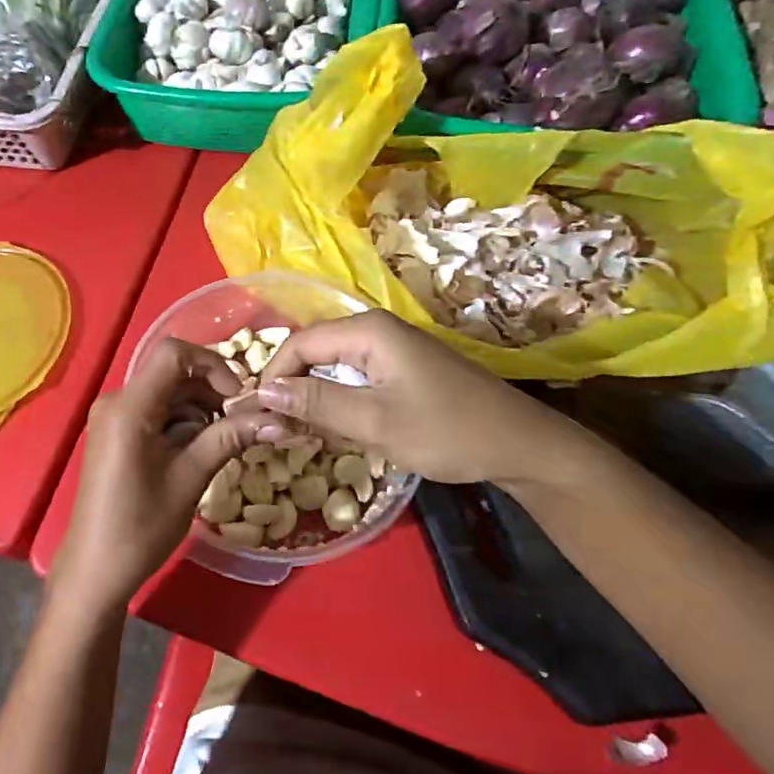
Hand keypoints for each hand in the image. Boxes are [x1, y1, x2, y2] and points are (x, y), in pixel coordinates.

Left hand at [51, 338, 278, 609]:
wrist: (95, 571)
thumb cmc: (140, 528)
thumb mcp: (190, 480)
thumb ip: (229, 439)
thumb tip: (277, 418)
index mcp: (128, 408)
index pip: (173, 354)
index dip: (213, 365)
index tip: (239, 398)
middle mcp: (116, 402)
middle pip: (173, 372)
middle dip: (212, 391)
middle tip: (241, 423)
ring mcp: (113, 417)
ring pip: (168, 391)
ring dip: (200, 408)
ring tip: (222, 442)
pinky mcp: (116, 432)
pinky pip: (156, 410)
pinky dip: (183, 421)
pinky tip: (197, 450)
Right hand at [254, 309, 596, 485]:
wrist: (518, 444)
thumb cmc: (445, 431)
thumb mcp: (374, 421)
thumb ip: (316, 402)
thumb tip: (264, 390)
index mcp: (368, 331)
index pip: (299, 343)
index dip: (272, 376)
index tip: (255, 414)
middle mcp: (377, 329)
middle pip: (315, 350)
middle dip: (290, 386)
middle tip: (272, 427)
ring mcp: (393, 348)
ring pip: (334, 366)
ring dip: (312, 396)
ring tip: (294, 430)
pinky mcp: (404, 368)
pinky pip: (356, 376)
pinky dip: (338, 399)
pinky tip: (330, 425)